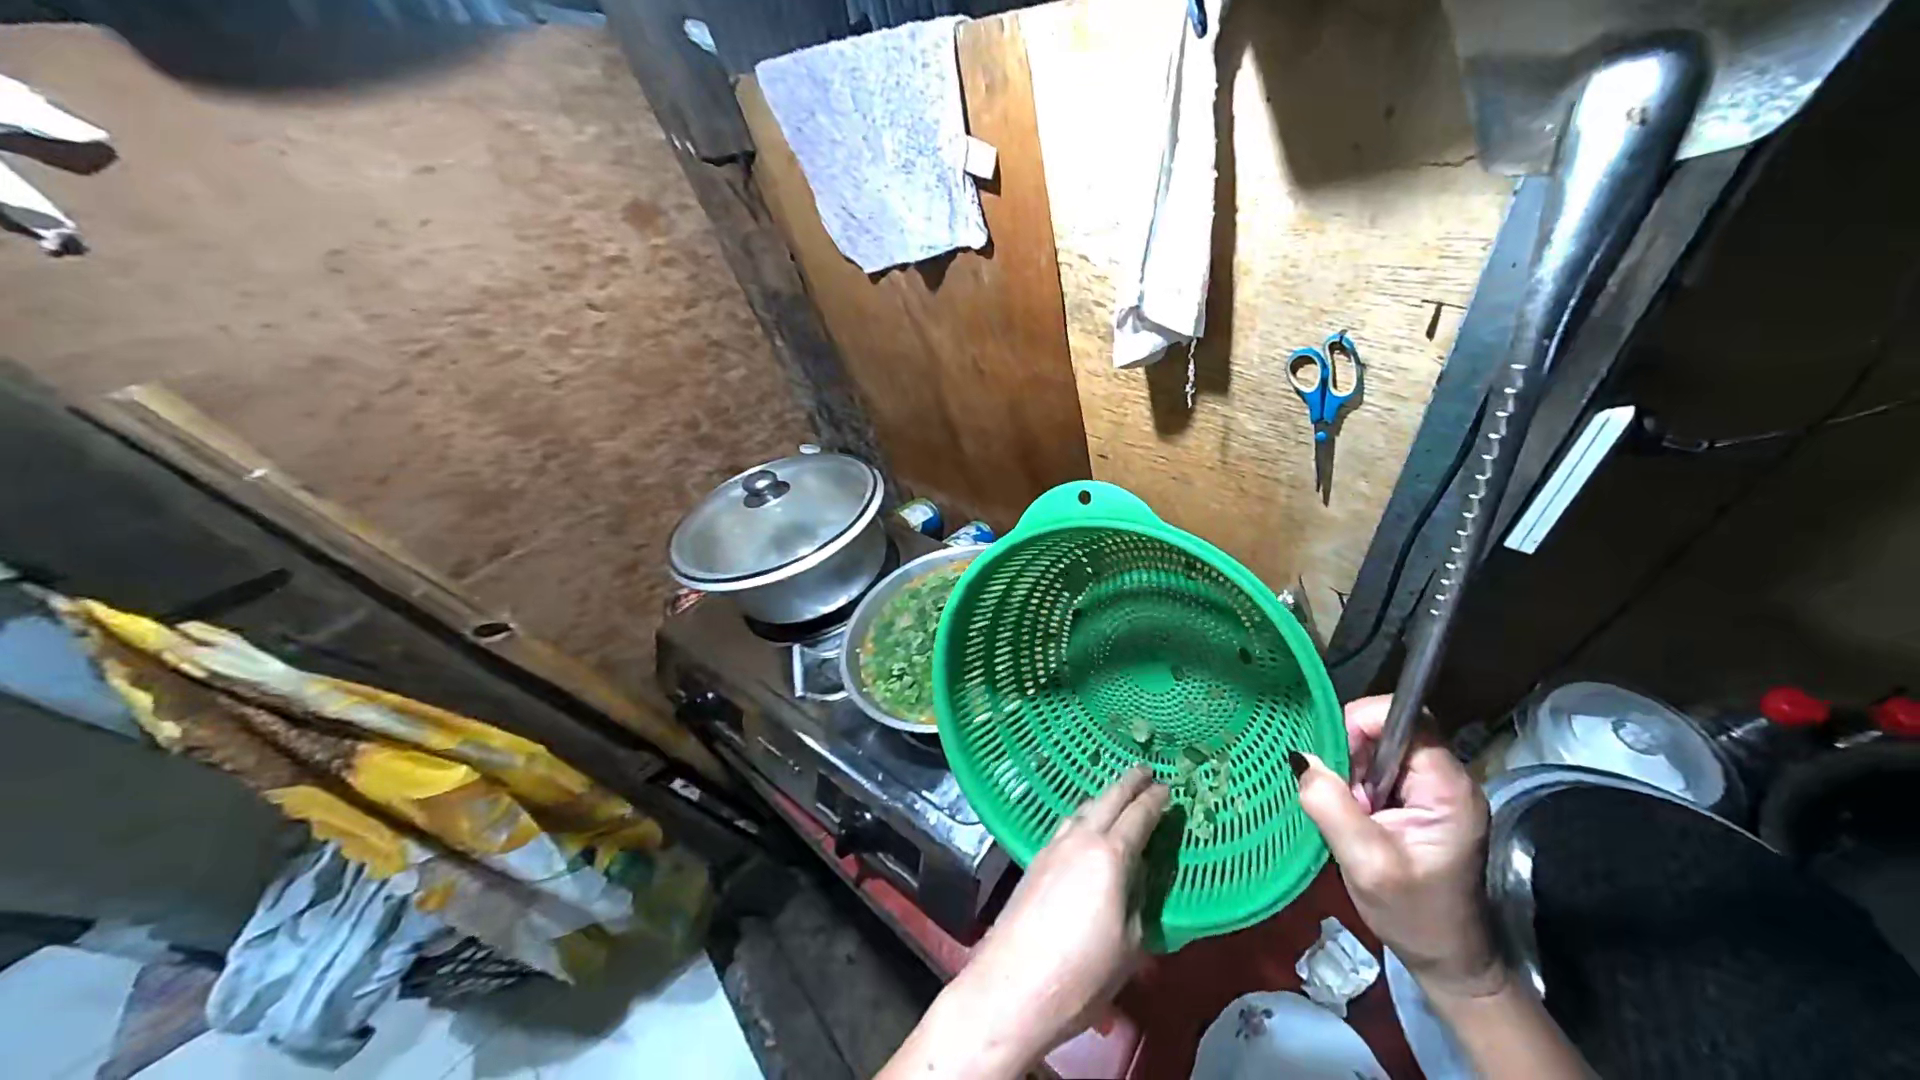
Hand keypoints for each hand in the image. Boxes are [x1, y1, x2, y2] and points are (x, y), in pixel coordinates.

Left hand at [881, 767, 1168, 1077]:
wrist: (1014, 984)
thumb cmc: (1083, 973)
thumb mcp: (1130, 944)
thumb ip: (1138, 900)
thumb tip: (1138, 875)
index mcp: (1110, 856)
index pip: (1138, 816)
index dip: (1155, 800)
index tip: (1167, 787)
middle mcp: (1079, 840)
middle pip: (1107, 800)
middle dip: (1127, 783)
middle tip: (1144, 770)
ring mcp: (1052, 848)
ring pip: (1082, 809)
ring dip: (1102, 798)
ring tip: (1116, 795)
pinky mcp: (1035, 862)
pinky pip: (1066, 825)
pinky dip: (1083, 816)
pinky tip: (1084, 826)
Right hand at [1296, 695, 1503, 998]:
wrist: (1447, 958)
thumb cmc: (1415, 914)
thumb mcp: (1367, 863)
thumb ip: (1331, 806)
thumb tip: (1298, 758)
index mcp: (1447, 787)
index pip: (1405, 718)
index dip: (1362, 723)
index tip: (1333, 757)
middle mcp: (1445, 778)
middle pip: (1389, 728)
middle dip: (1350, 751)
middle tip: (1336, 792)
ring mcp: (1432, 789)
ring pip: (1378, 747)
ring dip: (1349, 769)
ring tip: (1344, 808)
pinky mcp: (1418, 800)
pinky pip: (1377, 767)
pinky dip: (1354, 782)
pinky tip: (1350, 812)